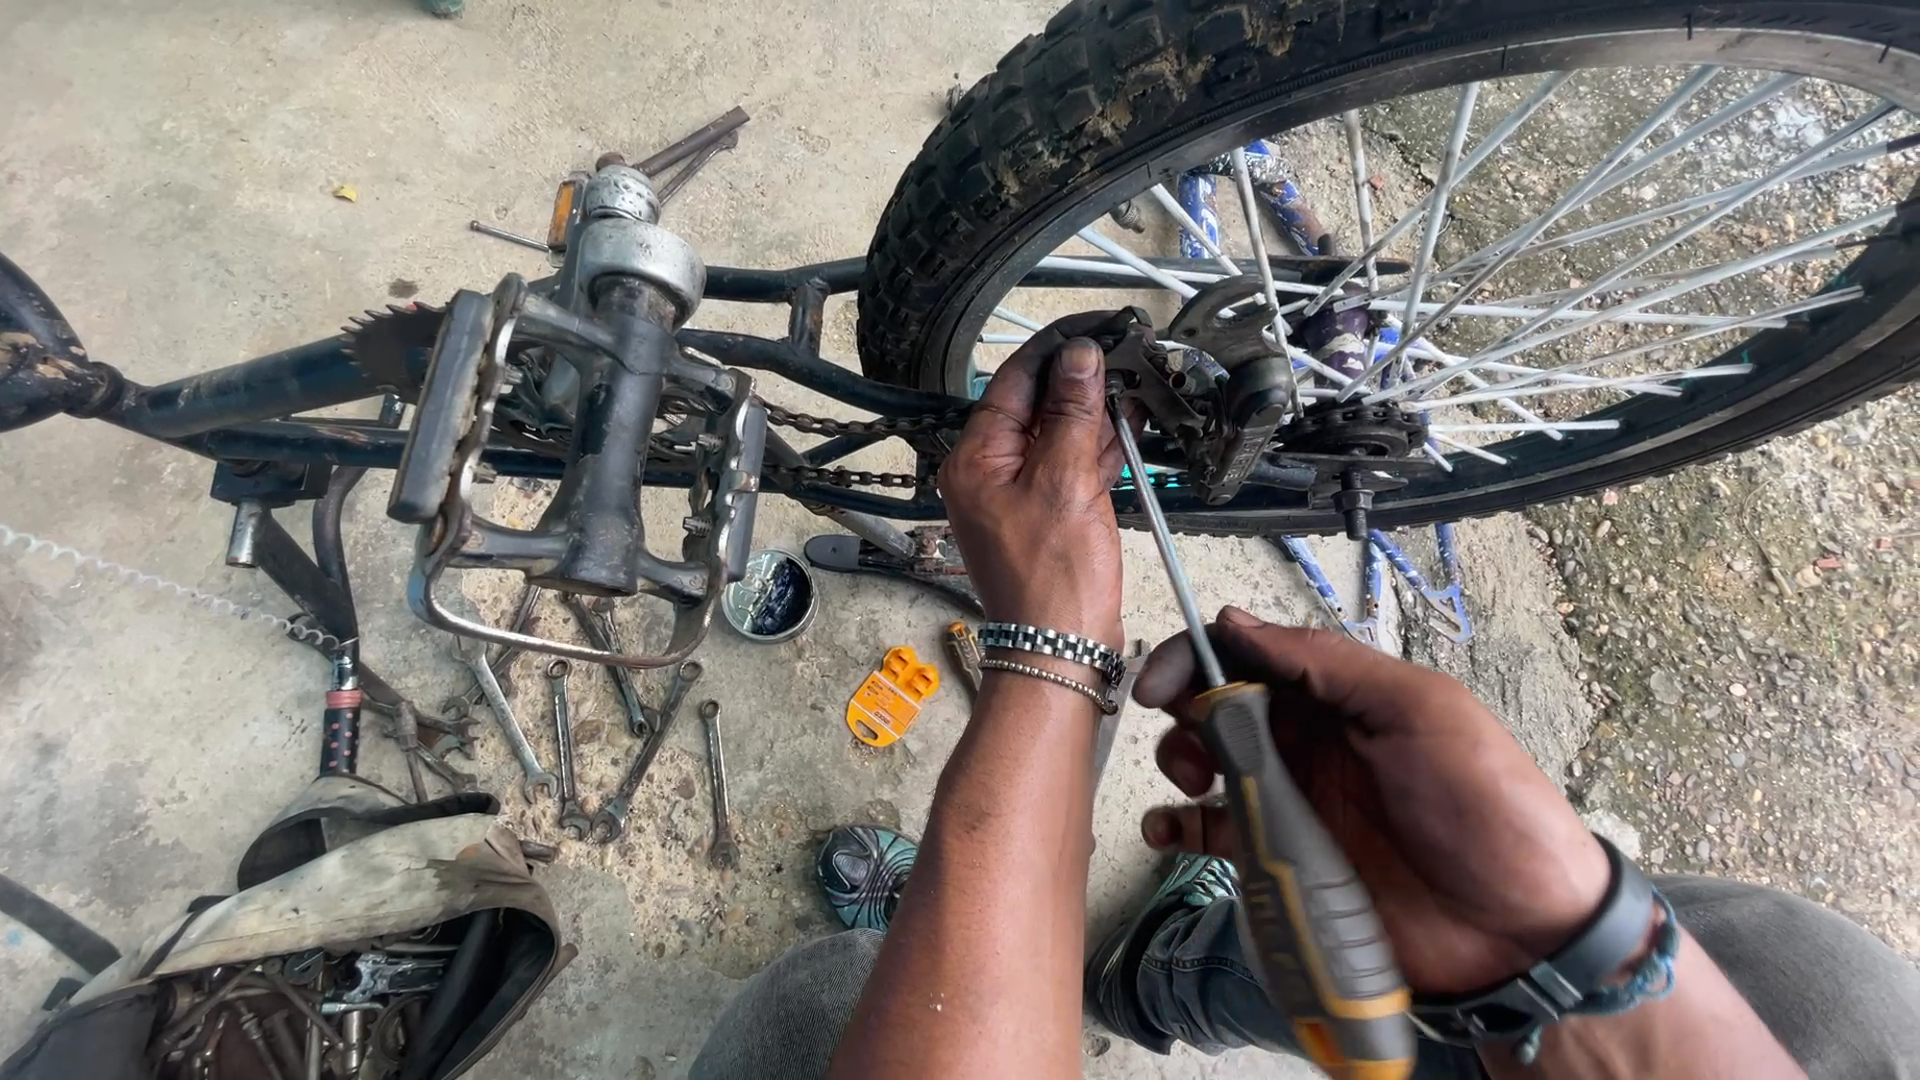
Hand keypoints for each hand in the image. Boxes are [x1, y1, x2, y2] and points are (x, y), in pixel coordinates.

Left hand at [938, 312, 1128, 646]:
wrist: (1062, 647)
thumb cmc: (1052, 579)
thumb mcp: (1063, 482)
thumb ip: (1071, 415)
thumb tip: (1079, 357)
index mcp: (975, 461)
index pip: (1010, 385)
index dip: (1052, 353)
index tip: (1088, 328)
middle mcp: (991, 473)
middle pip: (1036, 408)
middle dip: (1079, 382)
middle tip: (1120, 349)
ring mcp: (1022, 494)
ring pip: (1059, 436)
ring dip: (1094, 411)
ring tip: (1132, 375)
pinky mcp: (1050, 513)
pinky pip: (1072, 467)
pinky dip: (1098, 447)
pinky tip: (1128, 421)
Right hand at [1134, 606, 1610, 995]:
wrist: (1520, 932)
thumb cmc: (1476, 802)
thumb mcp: (1416, 709)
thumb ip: (1325, 661)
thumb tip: (1230, 621)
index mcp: (1327, 694)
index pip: (1242, 655)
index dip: (1193, 659)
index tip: (1160, 686)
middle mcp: (1296, 738)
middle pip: (1211, 705)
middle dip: (1182, 713)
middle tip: (1190, 749)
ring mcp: (1281, 798)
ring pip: (1199, 761)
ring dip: (1175, 762)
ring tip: (1192, 787)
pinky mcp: (1273, 854)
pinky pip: (1207, 831)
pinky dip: (1172, 825)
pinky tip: (1167, 832)